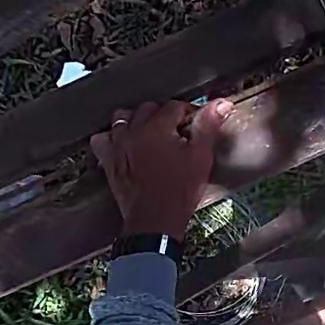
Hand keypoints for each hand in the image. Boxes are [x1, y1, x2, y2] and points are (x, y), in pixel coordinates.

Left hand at [90, 99, 231, 237]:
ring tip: (151, 133)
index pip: (174, 106)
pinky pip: (103, 138)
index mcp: (157, 127)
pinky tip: (125, 143)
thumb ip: (207, 127)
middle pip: (148, 108)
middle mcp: (133, 131)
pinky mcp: (109, 161)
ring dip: (137, 121)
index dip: (188, 113)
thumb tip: (220, 104)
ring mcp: (118, 145)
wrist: (155, 221)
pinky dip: (113, 137)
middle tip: (176, 131)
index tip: (194, 123)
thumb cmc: (179, 191)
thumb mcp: (200, 157)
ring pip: (124, 118)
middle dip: (164, 115)